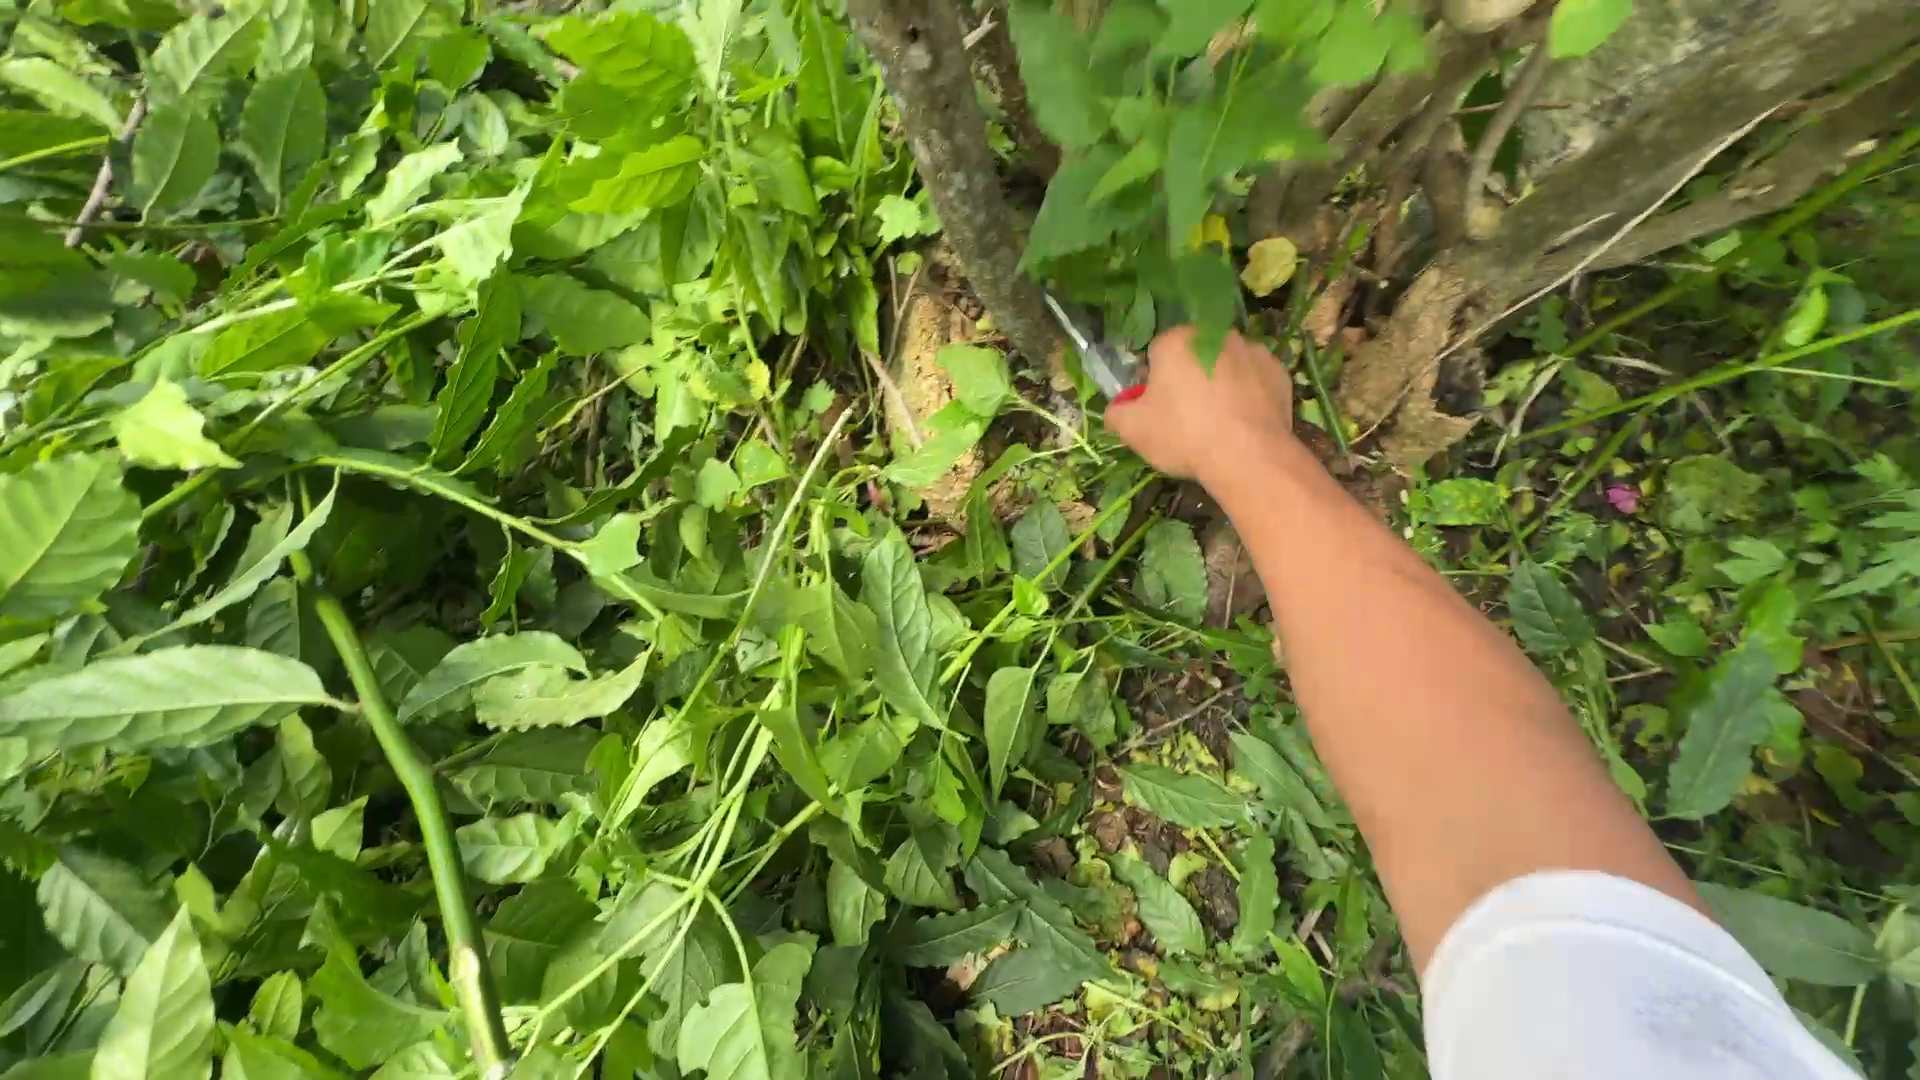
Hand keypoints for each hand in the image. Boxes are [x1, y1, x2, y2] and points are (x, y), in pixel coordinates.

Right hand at [1103, 326, 1294, 484]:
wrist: (1248, 457)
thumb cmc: (1183, 435)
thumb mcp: (1132, 430)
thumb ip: (1116, 413)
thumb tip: (1116, 408)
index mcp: (1177, 340)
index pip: (1155, 353)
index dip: (1152, 382)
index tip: (1156, 408)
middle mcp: (1216, 335)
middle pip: (1193, 356)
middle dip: (1187, 379)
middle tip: (1185, 417)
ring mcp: (1253, 351)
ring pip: (1225, 366)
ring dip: (1219, 385)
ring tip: (1217, 423)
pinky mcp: (1279, 372)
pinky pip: (1254, 380)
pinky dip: (1247, 395)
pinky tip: (1241, 423)